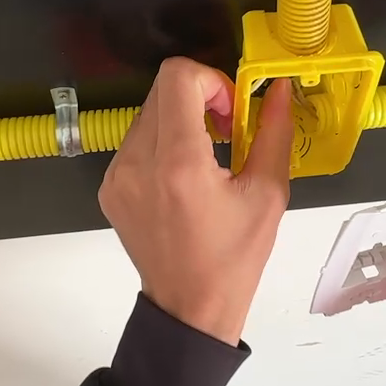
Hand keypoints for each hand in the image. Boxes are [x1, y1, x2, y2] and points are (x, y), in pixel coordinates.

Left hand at [99, 58, 293, 344]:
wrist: (188, 308)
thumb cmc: (234, 259)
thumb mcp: (268, 194)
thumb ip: (273, 133)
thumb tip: (276, 89)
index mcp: (180, 164)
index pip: (178, 77)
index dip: (211, 80)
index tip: (230, 112)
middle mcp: (138, 163)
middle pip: (161, 89)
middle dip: (199, 97)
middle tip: (225, 131)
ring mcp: (117, 175)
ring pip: (147, 113)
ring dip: (180, 120)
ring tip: (206, 157)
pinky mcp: (109, 186)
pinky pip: (135, 141)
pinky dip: (162, 144)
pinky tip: (182, 178)